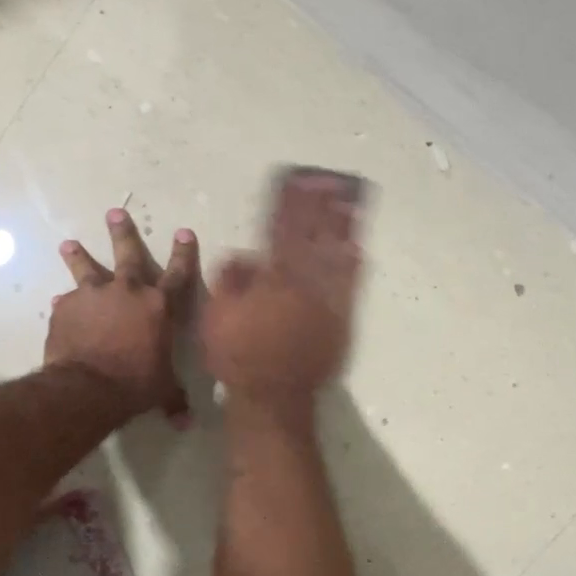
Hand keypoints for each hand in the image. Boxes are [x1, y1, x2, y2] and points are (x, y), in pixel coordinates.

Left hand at [46, 208, 199, 421]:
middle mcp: (128, 292)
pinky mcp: (66, 309)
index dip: (184, 254)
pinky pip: (66, 303)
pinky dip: (65, 304)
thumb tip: (186, 423)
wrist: (88, 386)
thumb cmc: (136, 384)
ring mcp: (94, 297)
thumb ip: (173, 399)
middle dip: (123, 232)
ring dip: (79, 256)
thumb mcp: (162, 391)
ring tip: (68, 243)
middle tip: (115, 212)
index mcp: (159, 306)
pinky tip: (58, 304)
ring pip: (86, 269)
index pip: (178, 274)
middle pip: (128, 254)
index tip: (183, 232)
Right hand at [202, 170, 363, 413]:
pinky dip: (354, 264)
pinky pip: (350, 285)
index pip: (280, 229)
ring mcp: (325, 300)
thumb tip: (246, 256)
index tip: (296, 179)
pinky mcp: (341, 321)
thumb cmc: (237, 357)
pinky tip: (358, 246)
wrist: (273, 396)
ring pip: (335, 254)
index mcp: (270, 276)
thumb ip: (230, 280)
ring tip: (349, 199)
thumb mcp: (216, 316)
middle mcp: (302, 281)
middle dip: (319, 204)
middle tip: (328, 178)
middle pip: (313, 234)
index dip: (288, 202)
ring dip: (342, 225)